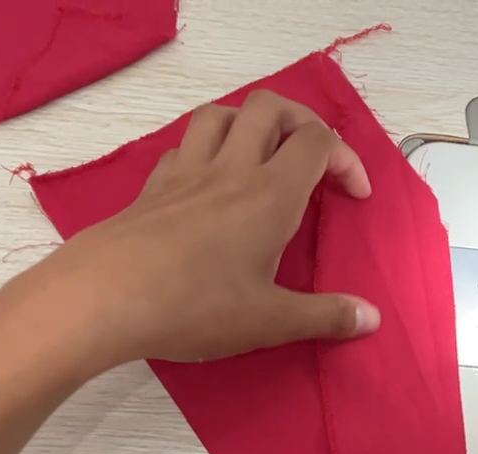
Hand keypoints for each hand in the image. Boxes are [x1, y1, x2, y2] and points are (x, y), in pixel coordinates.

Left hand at [0, 90, 380, 377]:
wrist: (106, 297)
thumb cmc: (197, 306)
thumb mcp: (272, 321)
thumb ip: (326, 316)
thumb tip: (371, 317)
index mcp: (270, 196)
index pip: (317, 143)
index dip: (345, 159)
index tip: (355, 195)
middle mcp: (231, 170)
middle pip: (271, 108)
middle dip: (302, 122)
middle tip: (314, 159)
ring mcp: (187, 172)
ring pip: (223, 114)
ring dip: (251, 123)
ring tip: (264, 157)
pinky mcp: (154, 186)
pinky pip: (187, 145)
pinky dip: (210, 148)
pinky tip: (212, 182)